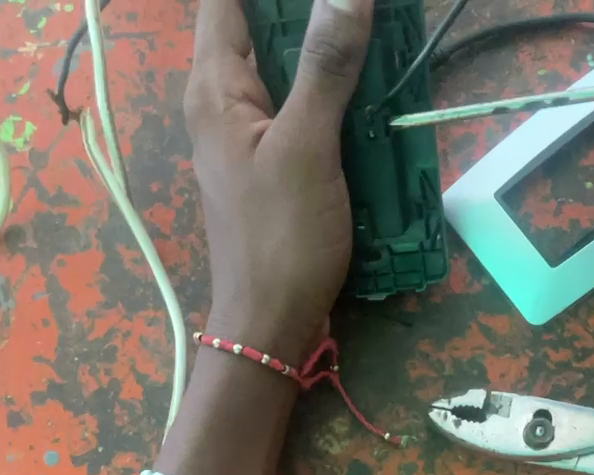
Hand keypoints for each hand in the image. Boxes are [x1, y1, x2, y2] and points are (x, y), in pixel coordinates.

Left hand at [185, 0, 371, 359]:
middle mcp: (225, 106)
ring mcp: (250, 141)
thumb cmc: (282, 238)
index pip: (228, 1)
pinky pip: (302, 118)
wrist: (272, 324)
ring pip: (288, 76)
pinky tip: (369, 103)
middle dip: (313, 19)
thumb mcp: (307, 148)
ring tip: (377, 46)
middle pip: (263, 33)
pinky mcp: (275, 172)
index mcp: (216, 87)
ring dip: (329, 61)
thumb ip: (325, 67)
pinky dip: (333, 105)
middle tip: (366, 17)